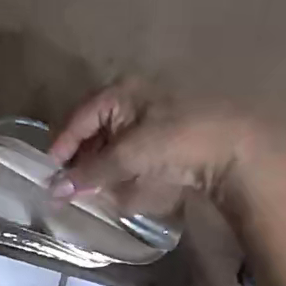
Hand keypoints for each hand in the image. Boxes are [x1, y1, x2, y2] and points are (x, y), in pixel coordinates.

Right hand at [47, 80, 285, 219]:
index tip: (50, 177)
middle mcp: (133, 99)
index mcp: (119, 93)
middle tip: (71, 187)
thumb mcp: (126, 157)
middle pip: (94, 132)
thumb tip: (54, 191)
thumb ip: (88, 174)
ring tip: (95, 192)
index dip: (61, 149)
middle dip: (82, 161)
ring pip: (114, 144)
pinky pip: (135, 153)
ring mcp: (153, 117)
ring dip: (103, 168)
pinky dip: (125, 170)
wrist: (235, 148)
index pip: (77, 121)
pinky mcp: (170, 137)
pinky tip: (124, 187)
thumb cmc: (175, 142)